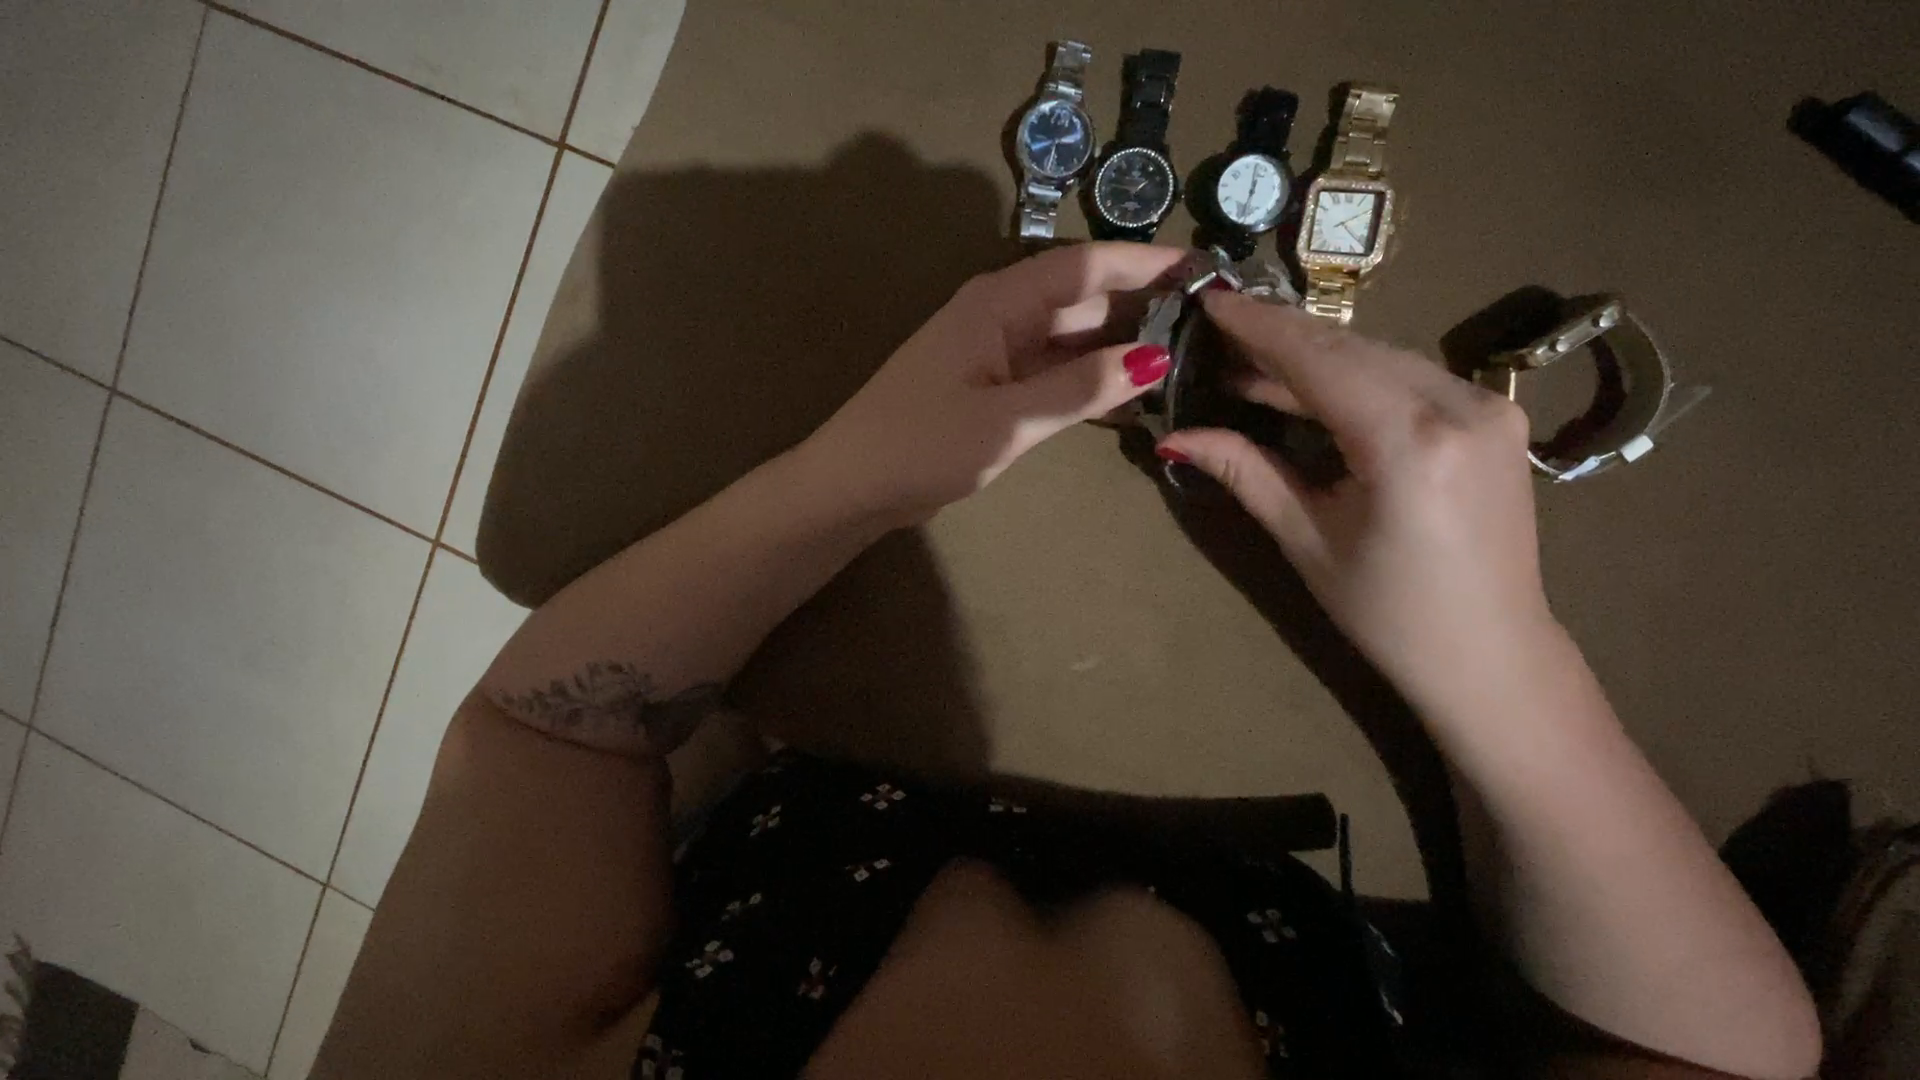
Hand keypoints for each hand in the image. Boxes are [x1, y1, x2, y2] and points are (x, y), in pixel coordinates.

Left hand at [807, 242, 1186, 526]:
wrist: (854, 486)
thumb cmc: (921, 445)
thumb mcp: (1008, 420)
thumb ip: (1080, 388)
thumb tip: (1156, 357)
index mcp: (998, 302)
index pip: (1086, 266)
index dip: (1145, 264)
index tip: (1206, 270)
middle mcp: (1001, 316)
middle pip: (1083, 298)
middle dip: (1142, 306)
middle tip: (1210, 322)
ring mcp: (997, 353)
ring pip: (1072, 338)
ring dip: (1120, 346)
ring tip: (1187, 356)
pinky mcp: (994, 389)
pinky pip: (1055, 373)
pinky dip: (1091, 382)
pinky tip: (1132, 397)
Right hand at [1157, 293, 1555, 707]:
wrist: (1491, 654)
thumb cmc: (1387, 612)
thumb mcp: (1306, 539)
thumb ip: (1244, 470)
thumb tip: (1173, 435)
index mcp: (1409, 443)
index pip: (1319, 361)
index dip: (1259, 327)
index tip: (1209, 299)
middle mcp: (1460, 406)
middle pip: (1351, 349)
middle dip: (1281, 335)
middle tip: (1218, 328)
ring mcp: (1489, 406)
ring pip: (1382, 355)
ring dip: (1316, 354)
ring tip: (1251, 358)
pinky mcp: (1497, 416)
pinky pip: (1410, 375)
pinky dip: (1355, 373)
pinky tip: (1313, 383)